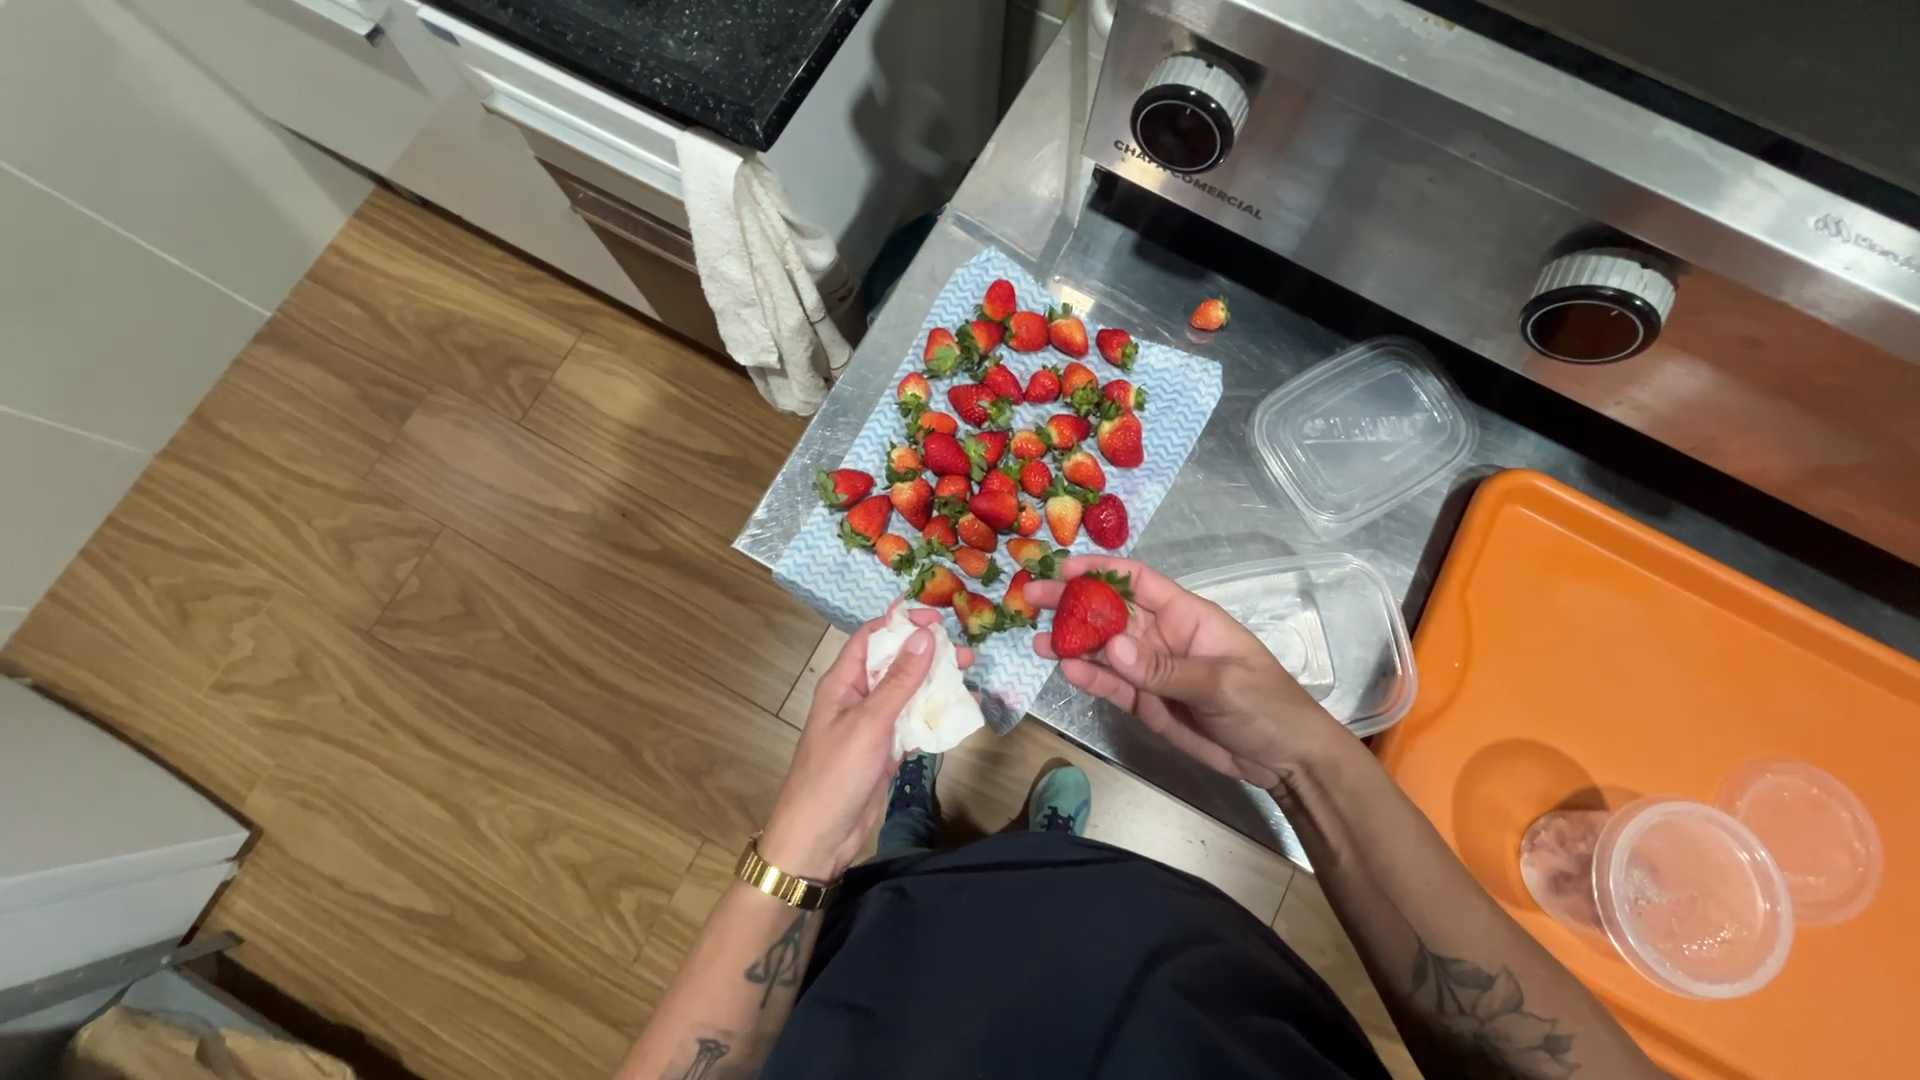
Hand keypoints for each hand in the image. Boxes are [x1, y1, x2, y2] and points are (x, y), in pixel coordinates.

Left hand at [759, 605, 973, 880]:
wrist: (819, 839)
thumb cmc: (836, 775)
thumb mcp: (869, 723)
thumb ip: (899, 681)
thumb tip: (924, 635)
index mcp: (842, 683)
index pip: (872, 638)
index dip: (902, 623)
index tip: (937, 618)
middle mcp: (857, 697)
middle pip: (895, 663)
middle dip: (928, 654)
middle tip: (965, 652)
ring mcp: (872, 725)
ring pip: (908, 693)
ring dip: (936, 684)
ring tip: (969, 675)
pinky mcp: (885, 750)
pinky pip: (913, 724)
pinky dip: (935, 716)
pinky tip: (961, 712)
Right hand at [1025, 556, 1345, 787]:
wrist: (1284, 759)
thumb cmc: (1265, 705)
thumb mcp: (1220, 683)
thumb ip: (1163, 668)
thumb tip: (1110, 647)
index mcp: (1187, 616)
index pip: (1139, 581)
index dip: (1102, 571)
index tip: (1064, 569)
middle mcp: (1163, 636)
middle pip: (1111, 612)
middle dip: (1072, 604)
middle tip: (1031, 600)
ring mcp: (1151, 670)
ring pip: (1104, 649)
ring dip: (1072, 642)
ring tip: (1037, 641)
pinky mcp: (1145, 702)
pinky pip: (1111, 685)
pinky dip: (1089, 677)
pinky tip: (1065, 669)